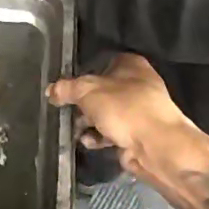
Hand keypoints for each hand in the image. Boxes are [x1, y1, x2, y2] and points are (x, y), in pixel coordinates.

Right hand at [48, 54, 208, 177]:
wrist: (158, 147)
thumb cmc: (124, 108)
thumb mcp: (87, 92)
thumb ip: (66, 89)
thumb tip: (51, 90)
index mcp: (131, 65)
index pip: (100, 62)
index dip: (82, 73)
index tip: (65, 86)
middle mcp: (137, 85)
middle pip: (101, 90)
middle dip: (82, 103)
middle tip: (66, 109)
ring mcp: (139, 111)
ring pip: (106, 113)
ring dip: (88, 122)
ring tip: (74, 129)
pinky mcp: (138, 134)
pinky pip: (112, 132)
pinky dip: (99, 137)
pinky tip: (89, 142)